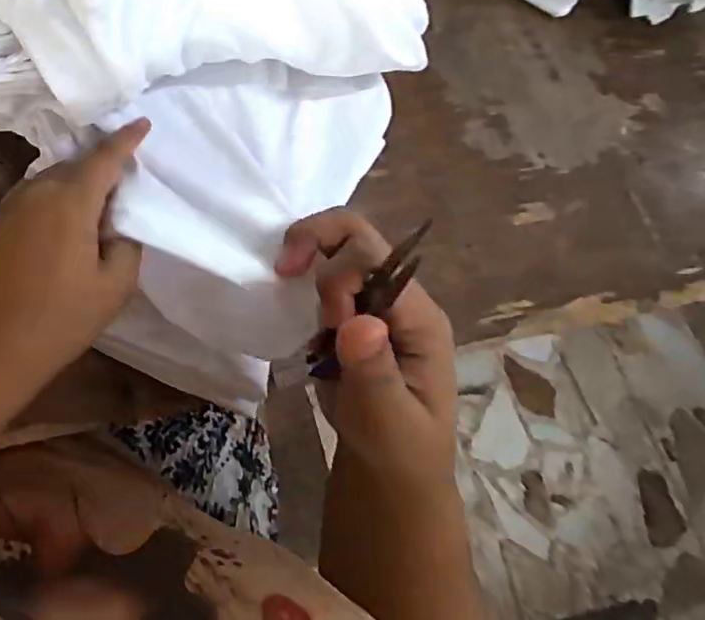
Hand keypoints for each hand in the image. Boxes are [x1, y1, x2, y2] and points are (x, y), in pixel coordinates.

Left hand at [0, 119, 149, 388]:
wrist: (1, 344)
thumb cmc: (65, 317)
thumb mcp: (116, 283)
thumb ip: (126, 239)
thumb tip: (115, 218)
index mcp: (70, 200)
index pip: (104, 157)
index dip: (126, 138)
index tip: (142, 122)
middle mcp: (38, 190)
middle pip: (78, 163)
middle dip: (102, 166)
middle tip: (123, 184)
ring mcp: (13, 202)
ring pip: (54, 175)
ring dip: (77, 181)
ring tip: (94, 207)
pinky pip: (36, 191)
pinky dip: (56, 194)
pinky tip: (65, 221)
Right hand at [277, 208, 457, 495]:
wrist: (387, 469)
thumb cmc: (396, 449)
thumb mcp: (388, 423)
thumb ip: (374, 373)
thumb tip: (359, 322)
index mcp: (420, 317)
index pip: (376, 260)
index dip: (340, 277)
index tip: (328, 323)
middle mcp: (400, 296)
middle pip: (356, 235)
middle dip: (314, 240)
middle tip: (284, 270)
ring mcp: (375, 297)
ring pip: (336, 243)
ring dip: (306, 255)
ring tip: (287, 284)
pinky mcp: (352, 305)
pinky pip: (323, 265)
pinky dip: (301, 270)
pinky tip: (291, 296)